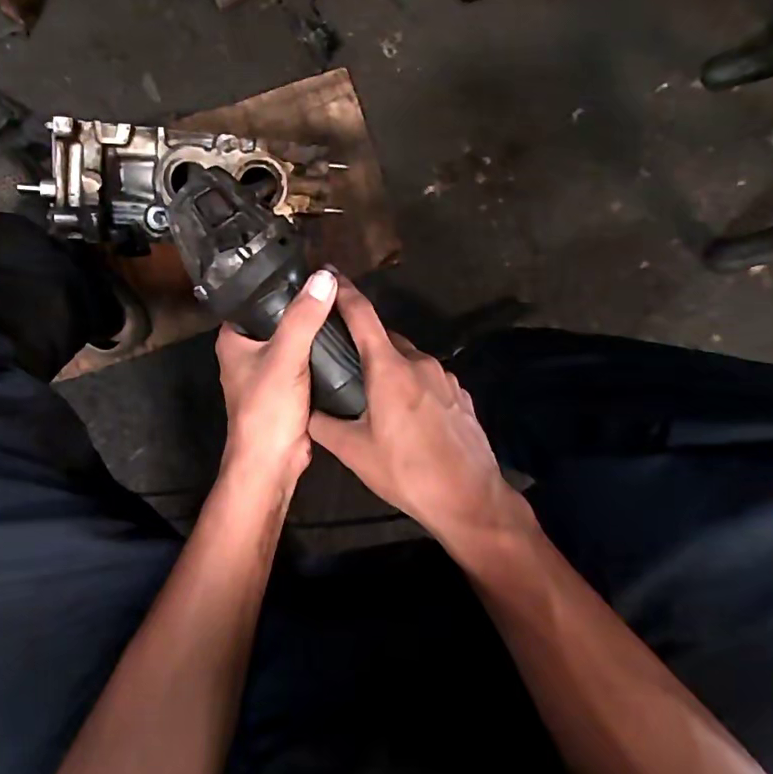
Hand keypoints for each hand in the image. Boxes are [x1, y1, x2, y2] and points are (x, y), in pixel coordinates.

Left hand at [213, 268, 339, 492]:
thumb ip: (304, 317)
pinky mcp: (289, 388)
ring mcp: (269, 371)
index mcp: (233, 339)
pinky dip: (322, 351)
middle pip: (279, 317)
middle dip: (304, 304)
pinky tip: (345, 338)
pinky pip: (307, 360)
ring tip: (344, 305)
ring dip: (315, 328)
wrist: (273, 462)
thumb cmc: (267, 408)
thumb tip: (325, 277)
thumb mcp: (286, 355)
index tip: (310, 266)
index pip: (254, 298)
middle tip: (335, 284)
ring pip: (295, 339)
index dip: (280, 282)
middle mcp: (247, 352)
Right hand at [308, 278, 526, 549]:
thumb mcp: (354, 452)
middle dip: (364, 344)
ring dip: (390, 368)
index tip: (329, 274)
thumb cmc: (407, 472)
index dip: (344, 291)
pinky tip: (407, 416)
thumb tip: (302, 410)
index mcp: (390, 369)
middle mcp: (420, 363)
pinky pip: (429, 379)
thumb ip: (323, 424)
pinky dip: (412, 385)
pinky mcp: (460, 395)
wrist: (470, 499)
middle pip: (386, 339)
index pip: (363, 315)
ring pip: (409, 360)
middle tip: (342, 362)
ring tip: (374, 397)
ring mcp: (445, 378)